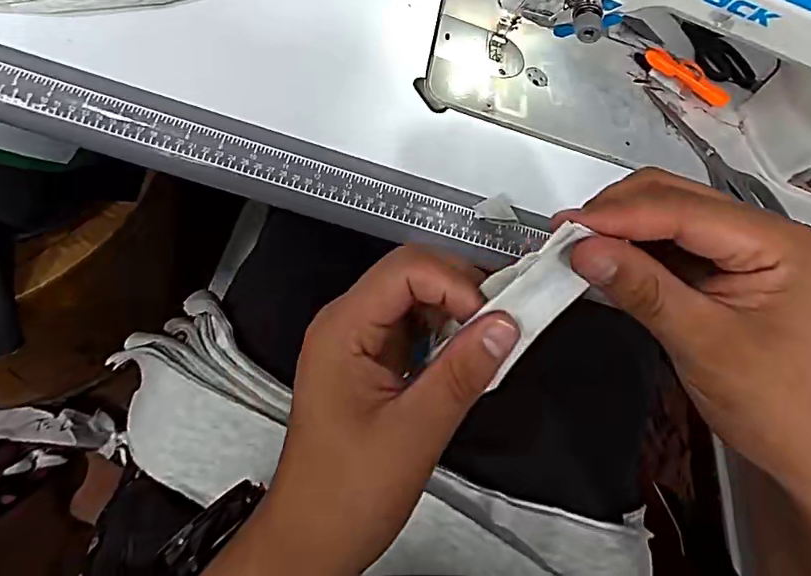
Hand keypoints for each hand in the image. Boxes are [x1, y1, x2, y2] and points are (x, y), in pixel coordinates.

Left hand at [207, 246, 519, 575]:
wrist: (310, 541)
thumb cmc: (339, 498)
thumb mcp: (412, 436)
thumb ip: (461, 376)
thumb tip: (501, 328)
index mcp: (342, 329)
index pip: (406, 269)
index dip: (454, 283)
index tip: (490, 315)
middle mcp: (346, 323)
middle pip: (412, 272)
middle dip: (460, 290)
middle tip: (499, 320)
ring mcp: (359, 338)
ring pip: (417, 294)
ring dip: (457, 310)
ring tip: (486, 339)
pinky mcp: (373, 356)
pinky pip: (416, 322)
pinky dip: (447, 331)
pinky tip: (466, 355)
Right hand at [565, 169, 810, 574]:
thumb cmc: (783, 412)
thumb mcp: (707, 347)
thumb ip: (644, 290)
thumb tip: (585, 250)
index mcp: (775, 241)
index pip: (683, 210)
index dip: (620, 215)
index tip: (568, 227)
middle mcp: (759, 233)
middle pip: (673, 198)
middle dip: (618, 213)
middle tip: (568, 236)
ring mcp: (741, 251)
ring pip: (666, 215)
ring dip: (622, 229)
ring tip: (579, 248)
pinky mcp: (722, 271)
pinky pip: (669, 245)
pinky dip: (634, 250)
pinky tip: (607, 261)